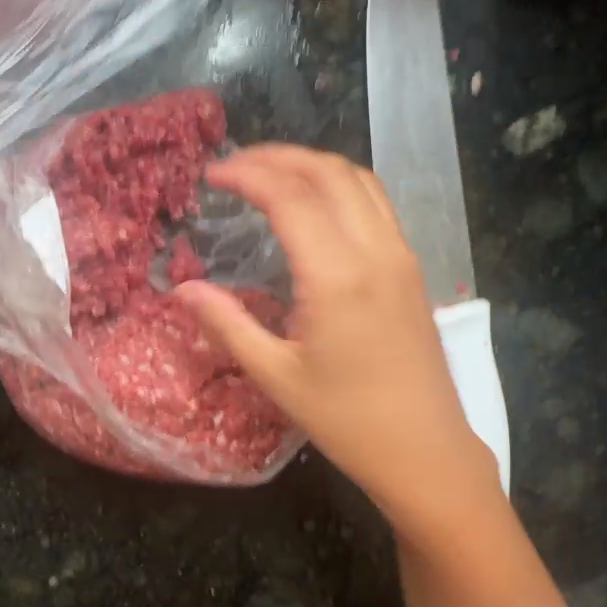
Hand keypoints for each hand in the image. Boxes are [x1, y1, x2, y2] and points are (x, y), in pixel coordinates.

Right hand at [175, 146, 494, 524]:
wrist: (424, 448)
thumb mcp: (274, 375)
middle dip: (279, 158)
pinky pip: (375, 204)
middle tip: (234, 165)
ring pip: (359, 181)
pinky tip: (311, 203)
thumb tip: (182, 289)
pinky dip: (338, 185)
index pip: (292, 198)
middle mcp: (376, 253)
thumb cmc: (344, 419)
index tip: (212, 175)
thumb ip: (227, 324)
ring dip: (311, 165)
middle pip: (329, 174)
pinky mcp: (410, 269)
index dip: (249, 175)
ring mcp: (401, 256)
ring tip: (268, 173)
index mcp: (338, 278)